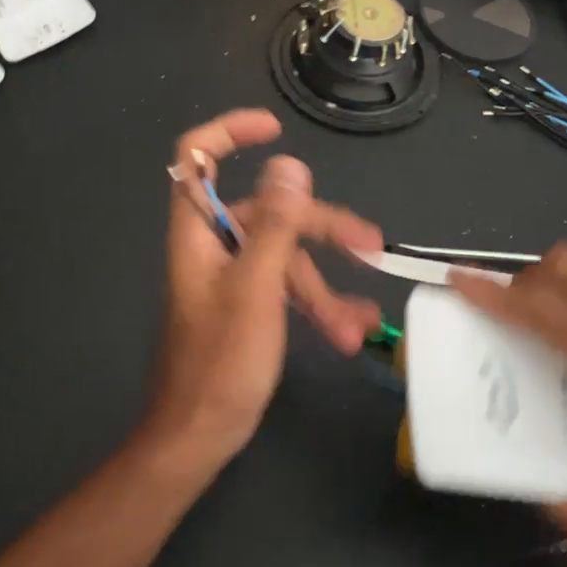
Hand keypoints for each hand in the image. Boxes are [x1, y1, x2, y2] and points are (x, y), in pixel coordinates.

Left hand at [142, 109, 382, 469]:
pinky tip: (349, 331)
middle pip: (268, 211)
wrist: (196, 439)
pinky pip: (285, 289)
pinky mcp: (246, 306)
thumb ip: (275, 225)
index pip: (198, 157)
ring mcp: (230, 276)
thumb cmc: (219, 363)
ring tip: (358, 322)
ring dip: (325, 285)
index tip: (275, 128)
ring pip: (285, 256)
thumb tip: (290, 164)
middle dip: (320, 228)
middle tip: (369, 245)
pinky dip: (316, 305)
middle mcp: (213, 244)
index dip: (230, 132)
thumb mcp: (256, 289)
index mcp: (198, 231)